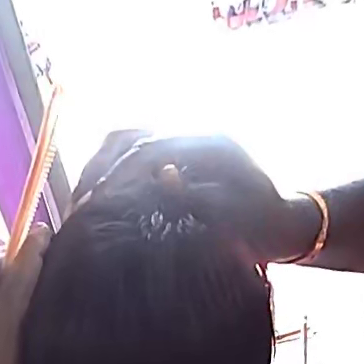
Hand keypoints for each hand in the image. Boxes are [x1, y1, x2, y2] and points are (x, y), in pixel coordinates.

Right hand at [85, 135, 315, 261]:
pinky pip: (132, 154)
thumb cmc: (264, 229)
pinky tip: (97, 199)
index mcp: (209, 144)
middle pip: (127, 137)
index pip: (147, 150)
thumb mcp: (237, 219)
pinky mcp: (175, 156)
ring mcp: (182, 143)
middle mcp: (192, 134)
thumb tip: (161, 176)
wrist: (286, 227)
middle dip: (97, 170)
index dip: (115, 178)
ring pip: (125, 142)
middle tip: (77, 207)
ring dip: (98, 169)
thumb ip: (200, 196)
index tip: (90, 208)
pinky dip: (109, 173)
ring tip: (80, 204)